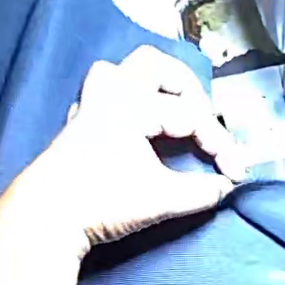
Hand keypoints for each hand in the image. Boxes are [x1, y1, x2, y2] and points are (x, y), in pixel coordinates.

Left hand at [0, 47, 248, 256]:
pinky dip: (130, 106)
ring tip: (175, 114)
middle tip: (207, 121)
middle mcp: (110, 94)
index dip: (220, 145)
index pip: (191, 116)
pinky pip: (106, 98)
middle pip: (156, 67)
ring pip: (124, 74)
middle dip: (188, 90)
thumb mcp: (161, 199)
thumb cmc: (102, 201)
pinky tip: (139, 129)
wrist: (47, 218)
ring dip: (153, 88)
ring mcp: (90, 107)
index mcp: (133, 104)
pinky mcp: (79, 128)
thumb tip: (224, 188)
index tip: (236, 174)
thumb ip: (200, 192)